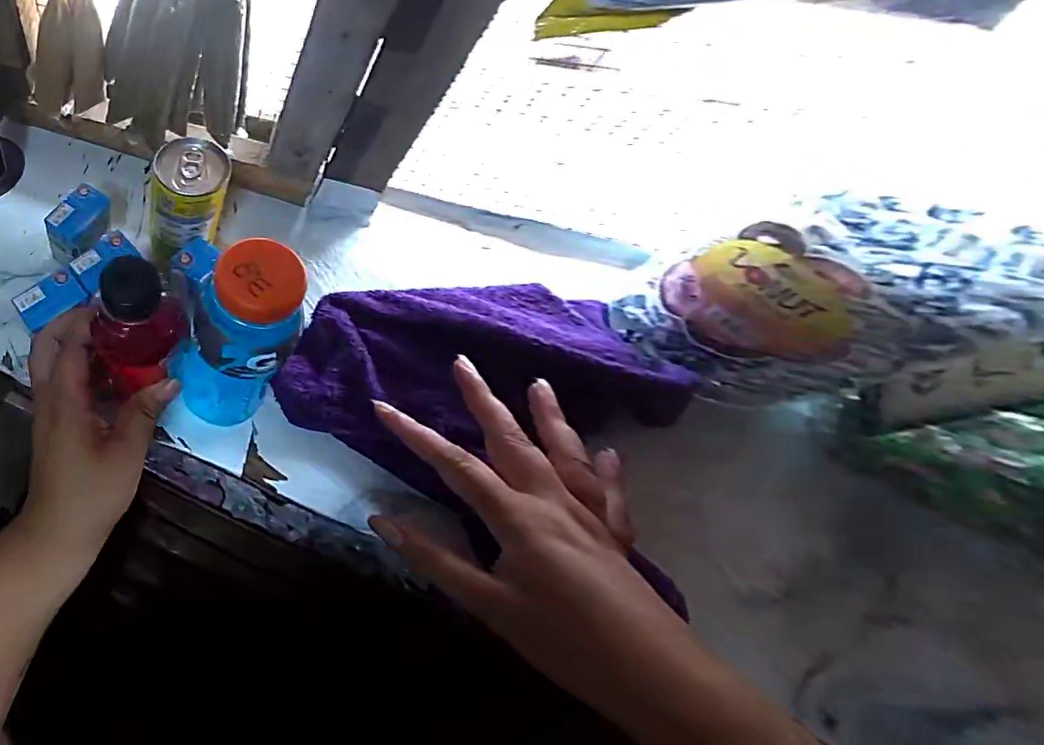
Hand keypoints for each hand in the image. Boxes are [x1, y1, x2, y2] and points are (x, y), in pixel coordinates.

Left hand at [20, 308, 177, 564]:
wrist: (56, 534)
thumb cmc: (91, 495)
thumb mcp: (126, 453)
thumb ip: (144, 412)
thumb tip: (171, 379)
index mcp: (63, 399)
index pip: (69, 344)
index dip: (86, 319)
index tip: (112, 304)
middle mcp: (48, 397)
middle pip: (45, 344)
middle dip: (68, 321)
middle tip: (103, 314)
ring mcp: (46, 410)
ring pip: (49, 361)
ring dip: (72, 342)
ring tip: (111, 337)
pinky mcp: (52, 423)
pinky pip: (58, 380)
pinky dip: (77, 365)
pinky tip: (109, 374)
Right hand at [368, 357, 812, 744]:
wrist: (666, 683)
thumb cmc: (567, 642)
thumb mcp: (490, 607)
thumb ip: (435, 560)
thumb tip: (381, 520)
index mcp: (516, 516)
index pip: (454, 464)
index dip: (414, 434)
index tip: (382, 406)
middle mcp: (551, 503)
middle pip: (510, 440)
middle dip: (482, 399)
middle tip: (464, 362)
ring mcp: (588, 517)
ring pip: (563, 454)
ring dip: (548, 417)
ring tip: (540, 383)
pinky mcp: (616, 538)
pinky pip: (609, 495)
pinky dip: (605, 470)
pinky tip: (609, 452)